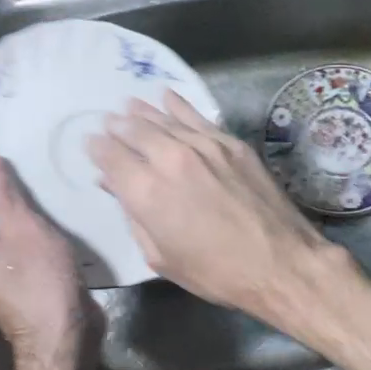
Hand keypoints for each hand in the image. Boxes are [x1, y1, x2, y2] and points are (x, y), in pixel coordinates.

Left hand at [0, 148, 89, 365]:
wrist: (62, 337)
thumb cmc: (42, 280)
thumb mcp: (23, 227)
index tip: (23, 173)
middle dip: (9, 202)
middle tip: (40, 191)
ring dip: (21, 222)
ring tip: (48, 210)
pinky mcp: (1, 286)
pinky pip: (8, 251)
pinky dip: (26, 241)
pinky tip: (50, 235)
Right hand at [88, 91, 351, 319]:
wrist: (280, 262)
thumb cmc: (216, 272)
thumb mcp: (161, 257)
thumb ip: (134, 218)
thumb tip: (115, 187)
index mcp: (146, 192)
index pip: (111, 158)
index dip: (97, 149)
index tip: (91, 144)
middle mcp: (170, 160)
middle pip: (135, 132)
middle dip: (118, 127)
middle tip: (109, 123)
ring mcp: (204, 147)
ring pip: (165, 120)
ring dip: (143, 113)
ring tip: (128, 106)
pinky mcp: (231, 144)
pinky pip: (197, 118)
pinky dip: (179, 106)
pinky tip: (167, 97)